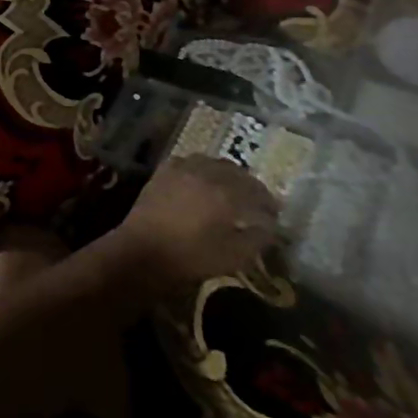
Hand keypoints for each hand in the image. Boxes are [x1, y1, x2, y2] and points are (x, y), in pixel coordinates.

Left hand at [114, 154, 279, 287]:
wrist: (143, 249)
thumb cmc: (191, 256)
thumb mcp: (235, 255)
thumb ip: (258, 238)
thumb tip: (268, 227)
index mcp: (226, 194)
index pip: (257, 192)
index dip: (269, 203)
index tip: (274, 215)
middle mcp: (204, 175)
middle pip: (236, 172)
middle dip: (250, 185)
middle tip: (256, 201)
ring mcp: (179, 171)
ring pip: (211, 162)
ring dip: (226, 172)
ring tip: (231, 188)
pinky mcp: (161, 173)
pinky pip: (186, 161)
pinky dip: (199, 166)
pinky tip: (201, 180)